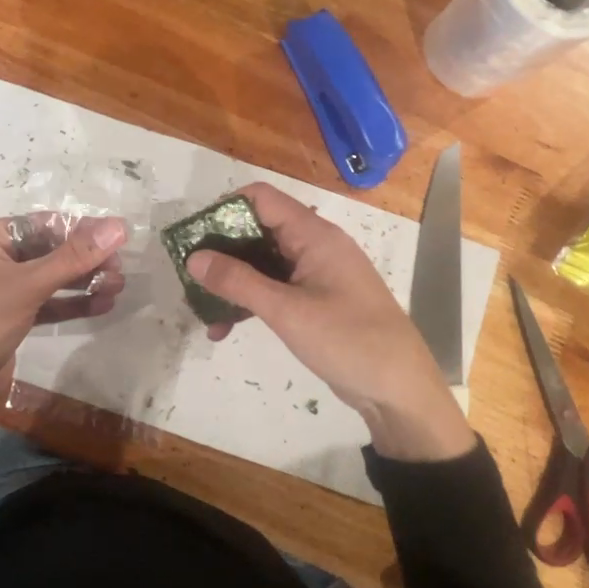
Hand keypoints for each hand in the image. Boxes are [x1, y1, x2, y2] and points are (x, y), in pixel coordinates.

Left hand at [0, 213, 128, 436]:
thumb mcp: (26, 287)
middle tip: (120, 268)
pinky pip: (47, 303)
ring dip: (83, 281)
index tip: (119, 236)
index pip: (41, 224)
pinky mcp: (11, 318)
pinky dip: (72, 304)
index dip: (80, 229)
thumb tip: (117, 227)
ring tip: (119, 286)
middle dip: (85, 258)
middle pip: (48, 250)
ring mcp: (1, 291)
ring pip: (50, 278)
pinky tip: (102, 305)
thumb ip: (72, 258)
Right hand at [185, 183, 474, 461]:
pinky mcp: (316, 301)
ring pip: (262, 264)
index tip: (193, 237)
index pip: (261, 199)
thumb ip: (238, 282)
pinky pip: (274, 289)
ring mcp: (316, 274)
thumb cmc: (347, 340)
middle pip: (257, 231)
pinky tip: (225, 329)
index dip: (224, 210)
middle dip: (221, 252)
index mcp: (314, 235)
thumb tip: (193, 258)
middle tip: (189, 278)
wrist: (399, 388)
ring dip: (232, 283)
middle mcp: (315, 246)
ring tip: (201, 311)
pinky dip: (250, 303)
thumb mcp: (286, 311)